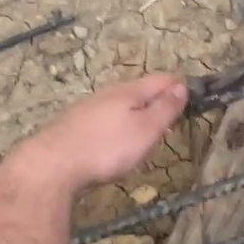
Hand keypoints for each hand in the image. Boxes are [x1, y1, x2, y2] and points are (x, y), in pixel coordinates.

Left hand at [4, 75, 188, 193]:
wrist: (51, 165)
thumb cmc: (106, 148)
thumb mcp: (145, 129)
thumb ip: (165, 108)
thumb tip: (181, 86)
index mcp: (129, 91)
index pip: (161, 79)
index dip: (179, 87)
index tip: (192, 100)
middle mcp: (108, 94)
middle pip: (140, 91)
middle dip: (157, 102)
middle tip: (171, 122)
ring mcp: (88, 109)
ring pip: (120, 106)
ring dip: (136, 116)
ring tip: (145, 135)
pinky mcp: (73, 127)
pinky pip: (104, 121)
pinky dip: (117, 128)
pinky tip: (113, 145)